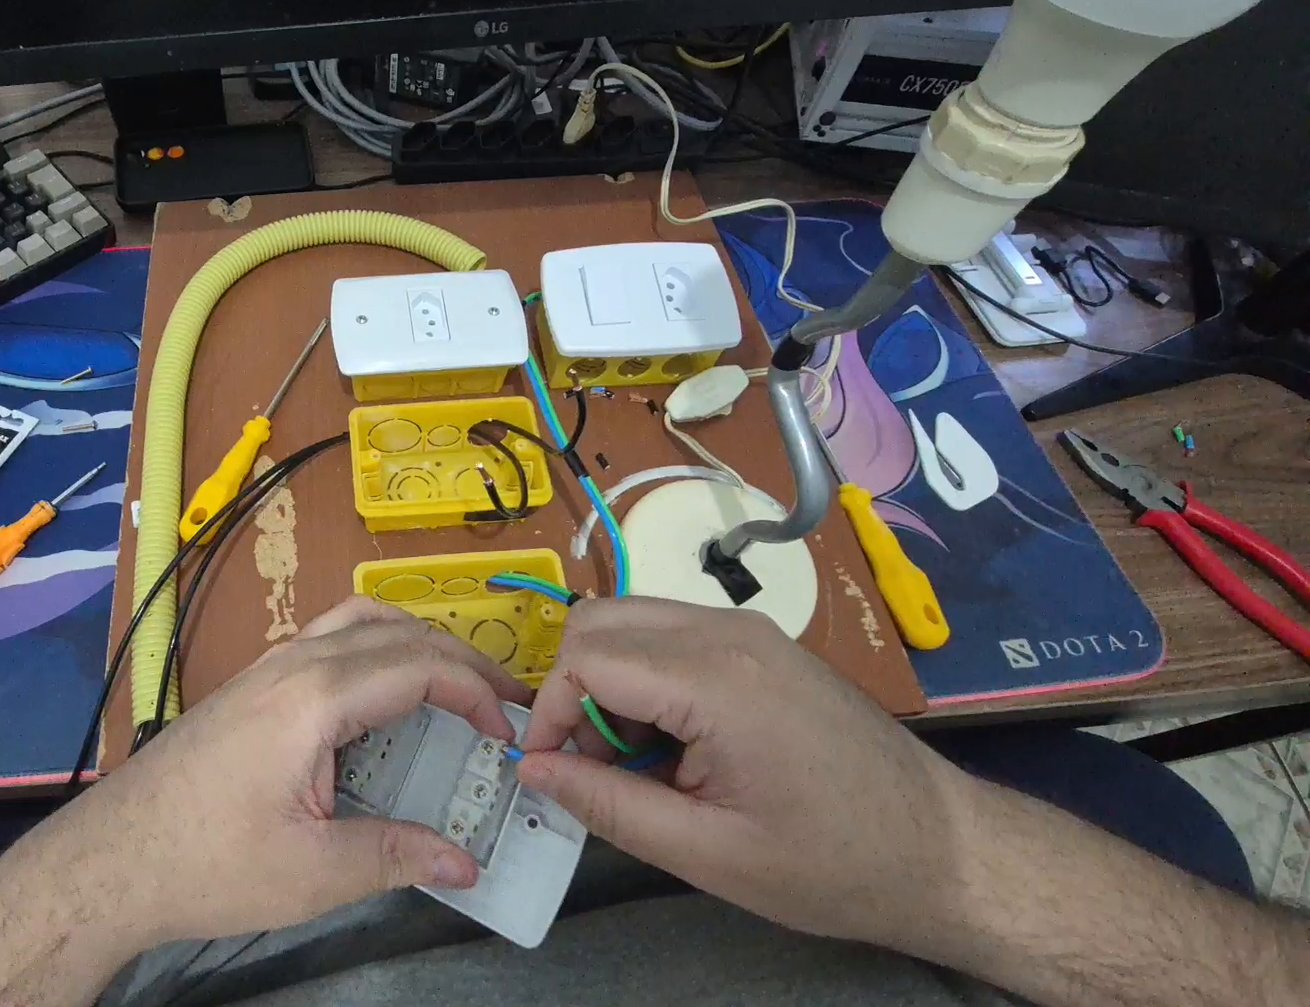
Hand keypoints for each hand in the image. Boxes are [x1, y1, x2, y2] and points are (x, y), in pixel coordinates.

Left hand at [58, 596, 531, 944]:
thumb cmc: (208, 863)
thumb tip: (467, 864)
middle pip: (396, 631)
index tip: (506, 731)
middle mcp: (295, 662)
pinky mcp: (255, 680)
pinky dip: (378, 647)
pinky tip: (383, 694)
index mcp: (315, 698)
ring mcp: (270, 664)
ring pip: (361, 619)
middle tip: (502, 698)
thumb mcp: (312, 873)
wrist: (110, 857)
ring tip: (453, 682)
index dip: (475, 690)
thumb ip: (396, 856)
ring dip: (416, 641)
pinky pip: (332, 637)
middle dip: (459, 658)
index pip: (418, 666)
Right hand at [514, 596, 972, 952]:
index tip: (552, 766)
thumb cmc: (833, 864)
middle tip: (596, 760)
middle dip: (573, 688)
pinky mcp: (754, 636)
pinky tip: (673, 733)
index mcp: (715, 678)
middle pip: (597, 621)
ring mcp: (743, 625)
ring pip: (626, 618)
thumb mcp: (708, 853)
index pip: (586, 658)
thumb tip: (532, 767)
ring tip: (638, 753)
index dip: (551, 711)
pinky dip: (641, 671)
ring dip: (606, 678)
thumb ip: (606, 804)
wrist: (950, 850)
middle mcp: (724, 628)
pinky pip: (664, 629)